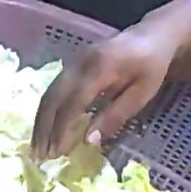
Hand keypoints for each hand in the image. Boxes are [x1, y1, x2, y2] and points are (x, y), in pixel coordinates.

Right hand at [32, 22, 179, 157]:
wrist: (153, 35)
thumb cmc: (151, 67)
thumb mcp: (141, 94)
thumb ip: (115, 116)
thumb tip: (88, 141)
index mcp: (101, 67)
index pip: (72, 102)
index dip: (62, 129)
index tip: (56, 152)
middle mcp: (81, 62)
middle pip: (53, 98)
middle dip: (44, 129)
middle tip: (40, 155)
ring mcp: (74, 62)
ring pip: (48, 94)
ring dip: (40, 123)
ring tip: (37, 148)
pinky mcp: (71, 65)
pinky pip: (52, 91)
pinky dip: (45, 113)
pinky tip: (43, 130)